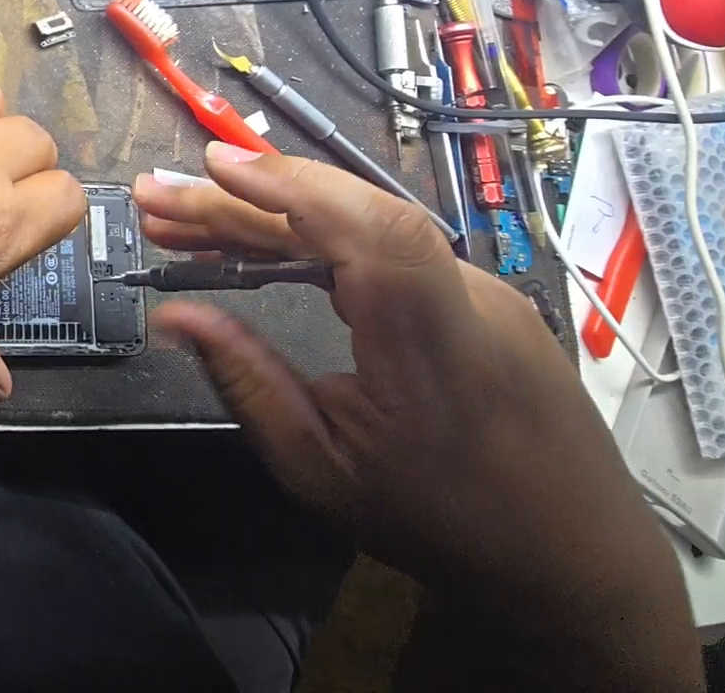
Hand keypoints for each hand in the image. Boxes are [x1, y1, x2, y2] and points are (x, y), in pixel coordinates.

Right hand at [134, 144, 694, 678]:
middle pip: (346, 217)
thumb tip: (171, 316)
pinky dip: (301, 236)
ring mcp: (475, 291)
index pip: (374, 235)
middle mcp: (467, 300)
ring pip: (356, 224)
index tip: (216, 167)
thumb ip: (245, 381)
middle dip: (241, 200)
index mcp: (436, 350)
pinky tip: (246, 244)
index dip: (294, 189)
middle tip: (155, 200)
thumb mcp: (317, 467)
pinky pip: (374, 246)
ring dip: (261, 216)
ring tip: (178, 223)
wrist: (569, 557)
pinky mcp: (467, 293)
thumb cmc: (436, 520)